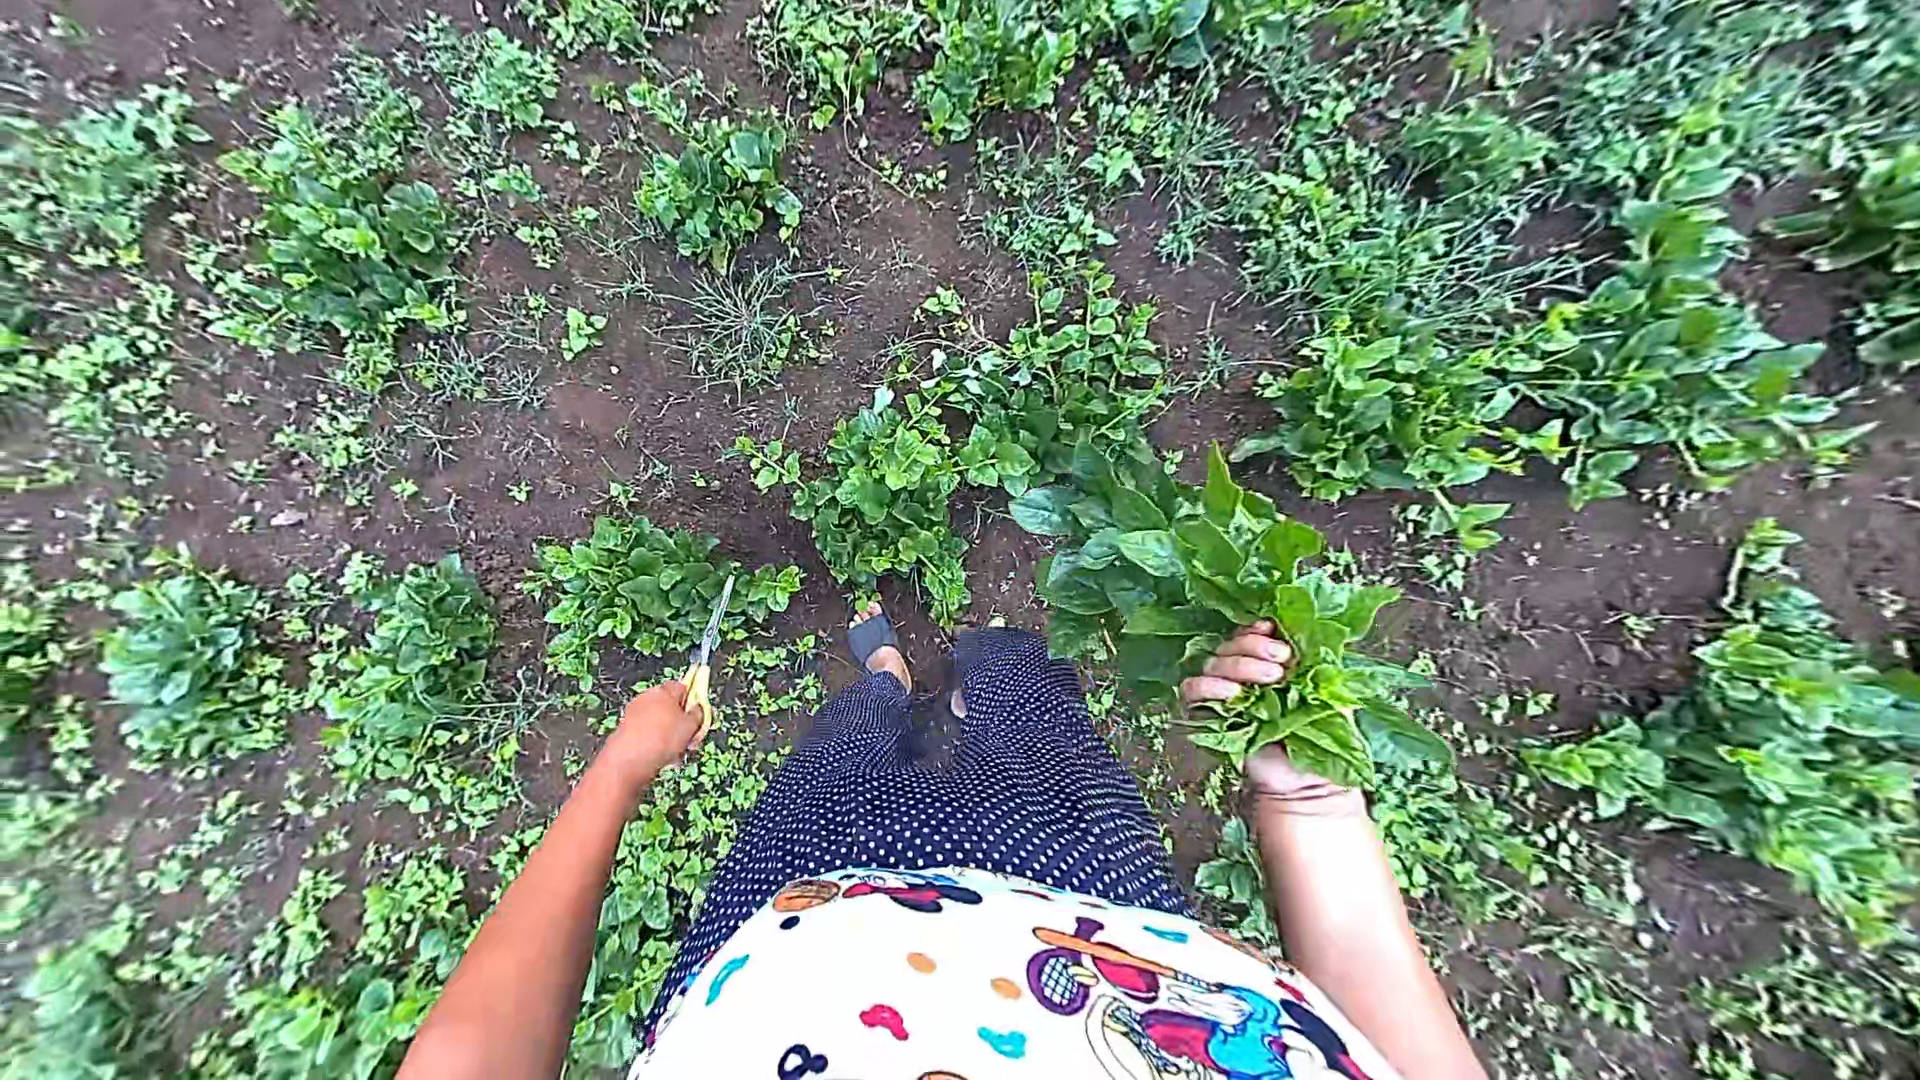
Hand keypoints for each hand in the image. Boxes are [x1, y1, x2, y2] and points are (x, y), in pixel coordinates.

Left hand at [601, 680, 703, 784]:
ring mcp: (632, 714)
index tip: (698, 716)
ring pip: (659, 722)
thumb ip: (699, 714)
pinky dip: (654, 743)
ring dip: (669, 735)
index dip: (692, 701)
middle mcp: (646, 698)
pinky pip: (646, 734)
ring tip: (676, 753)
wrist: (626, 763)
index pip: (683, 687)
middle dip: (681, 722)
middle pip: (670, 706)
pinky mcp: (624, 731)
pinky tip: (661, 758)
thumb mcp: (692, 726)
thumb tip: (697, 709)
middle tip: (690, 738)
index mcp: (663, 691)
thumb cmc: (662, 739)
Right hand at [1181, 621, 1361, 813]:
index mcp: (1265, 664)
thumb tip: (1302, 634)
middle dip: (1253, 647)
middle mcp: (1239, 675)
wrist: (1309, 783)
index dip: (1257, 630)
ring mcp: (1221, 693)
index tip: (1276, 632)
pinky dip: (1208, 686)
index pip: (1248, 634)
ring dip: (1239, 665)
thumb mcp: (1328, 694)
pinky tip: (1232, 694)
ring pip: (1212, 661)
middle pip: (1229, 644)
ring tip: (1270, 681)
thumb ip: (1315, 665)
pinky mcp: (1205, 714)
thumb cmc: (1322, 740)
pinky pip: (1192, 689)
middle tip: (1281, 662)